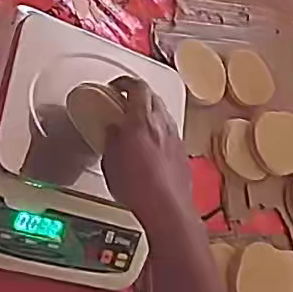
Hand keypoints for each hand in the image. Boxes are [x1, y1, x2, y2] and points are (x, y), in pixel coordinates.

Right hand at [101, 76, 193, 226]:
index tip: (116, 86)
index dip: (125, 82)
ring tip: (135, 123)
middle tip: (124, 101)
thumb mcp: (111, 161)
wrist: (167, 209)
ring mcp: (175, 137)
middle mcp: (162, 124)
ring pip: (162, 113)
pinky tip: (148, 145)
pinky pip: (168, 132)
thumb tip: (112, 131)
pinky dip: (157, 131)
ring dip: (149, 113)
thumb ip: (111, 139)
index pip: (137, 86)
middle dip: (137, 95)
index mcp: (142, 120)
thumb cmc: (139, 187)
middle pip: (152, 97)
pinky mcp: (181, 152)